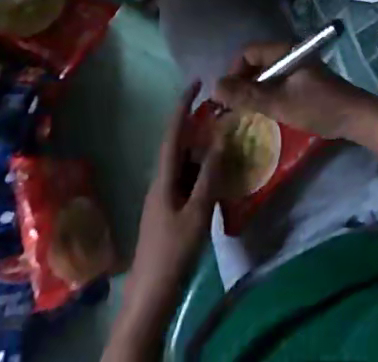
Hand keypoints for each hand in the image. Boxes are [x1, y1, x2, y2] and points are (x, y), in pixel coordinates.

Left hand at [123, 81, 226, 306]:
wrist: (151, 294)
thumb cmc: (173, 251)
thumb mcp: (197, 213)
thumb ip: (209, 177)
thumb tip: (219, 140)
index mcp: (163, 178)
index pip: (173, 133)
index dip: (183, 106)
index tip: (196, 83)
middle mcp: (160, 182)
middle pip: (179, 147)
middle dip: (198, 129)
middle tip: (222, 116)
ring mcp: (163, 199)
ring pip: (184, 166)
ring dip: (202, 154)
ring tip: (227, 144)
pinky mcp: (169, 214)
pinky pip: (187, 183)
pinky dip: (202, 174)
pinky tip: (219, 180)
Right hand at [212, 41, 377, 142]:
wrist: (356, 118)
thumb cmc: (318, 107)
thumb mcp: (279, 103)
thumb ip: (246, 95)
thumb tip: (214, 87)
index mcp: (284, 50)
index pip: (247, 52)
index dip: (234, 72)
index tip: (229, 96)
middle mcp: (289, 53)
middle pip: (255, 62)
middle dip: (242, 83)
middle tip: (234, 106)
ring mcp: (297, 67)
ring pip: (266, 74)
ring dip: (254, 91)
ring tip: (247, 111)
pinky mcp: (303, 80)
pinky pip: (277, 82)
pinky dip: (267, 94)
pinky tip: (266, 111)